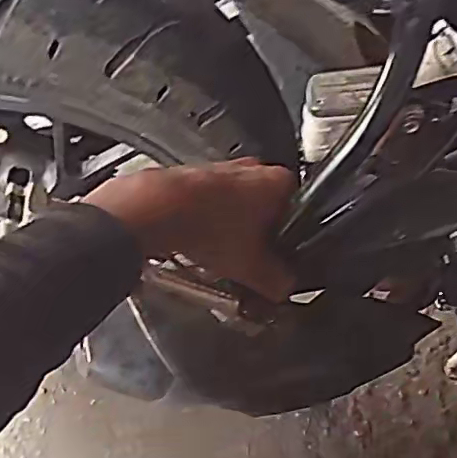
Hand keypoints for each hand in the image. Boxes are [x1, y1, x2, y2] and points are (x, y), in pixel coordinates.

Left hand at [82, 158, 296, 300]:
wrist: (157, 210)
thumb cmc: (208, 225)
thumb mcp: (253, 268)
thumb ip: (277, 282)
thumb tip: (283, 288)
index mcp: (279, 183)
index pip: (299, 214)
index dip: (288, 243)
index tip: (278, 263)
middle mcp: (252, 169)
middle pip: (265, 213)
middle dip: (257, 240)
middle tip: (249, 266)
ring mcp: (220, 171)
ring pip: (235, 209)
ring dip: (230, 233)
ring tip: (219, 261)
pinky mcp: (192, 180)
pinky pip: (207, 207)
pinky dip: (205, 226)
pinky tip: (197, 247)